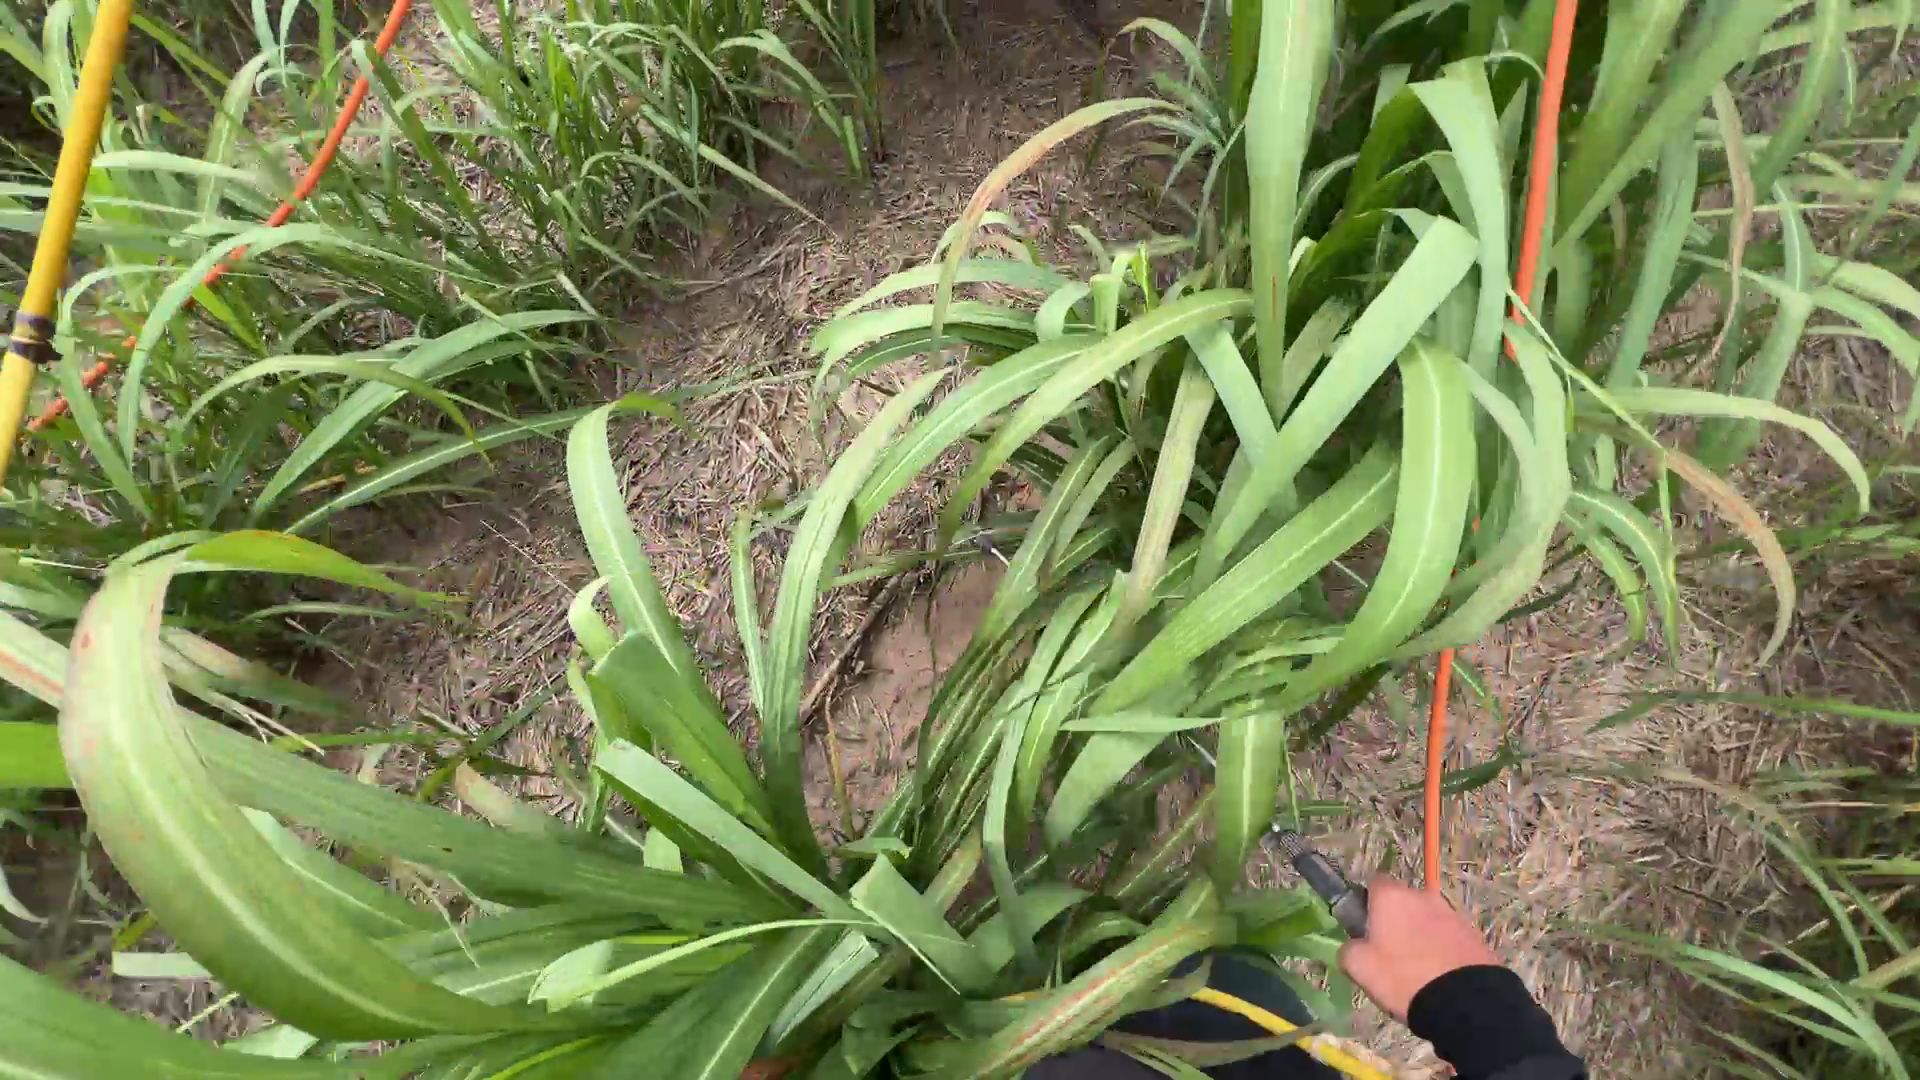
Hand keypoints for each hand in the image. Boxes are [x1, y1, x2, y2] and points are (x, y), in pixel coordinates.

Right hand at [1337, 876, 1499, 1020]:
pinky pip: (1451, 938)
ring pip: (1429, 919)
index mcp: (1391, 896)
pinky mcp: (1476, 938)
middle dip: (1398, 919)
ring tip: (1422, 968)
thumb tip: (1354, 947)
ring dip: (1423, 934)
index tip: (1368, 928)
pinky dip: (1445, 950)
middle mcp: (1422, 897)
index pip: (1374, 884)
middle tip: (1393, 950)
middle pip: (1404, 902)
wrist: (1468, 1006)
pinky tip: (1442, 976)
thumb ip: (1348, 949)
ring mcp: (1453, 916)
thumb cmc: (1404, 977)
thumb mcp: (1359, 967)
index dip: (1369, 904)